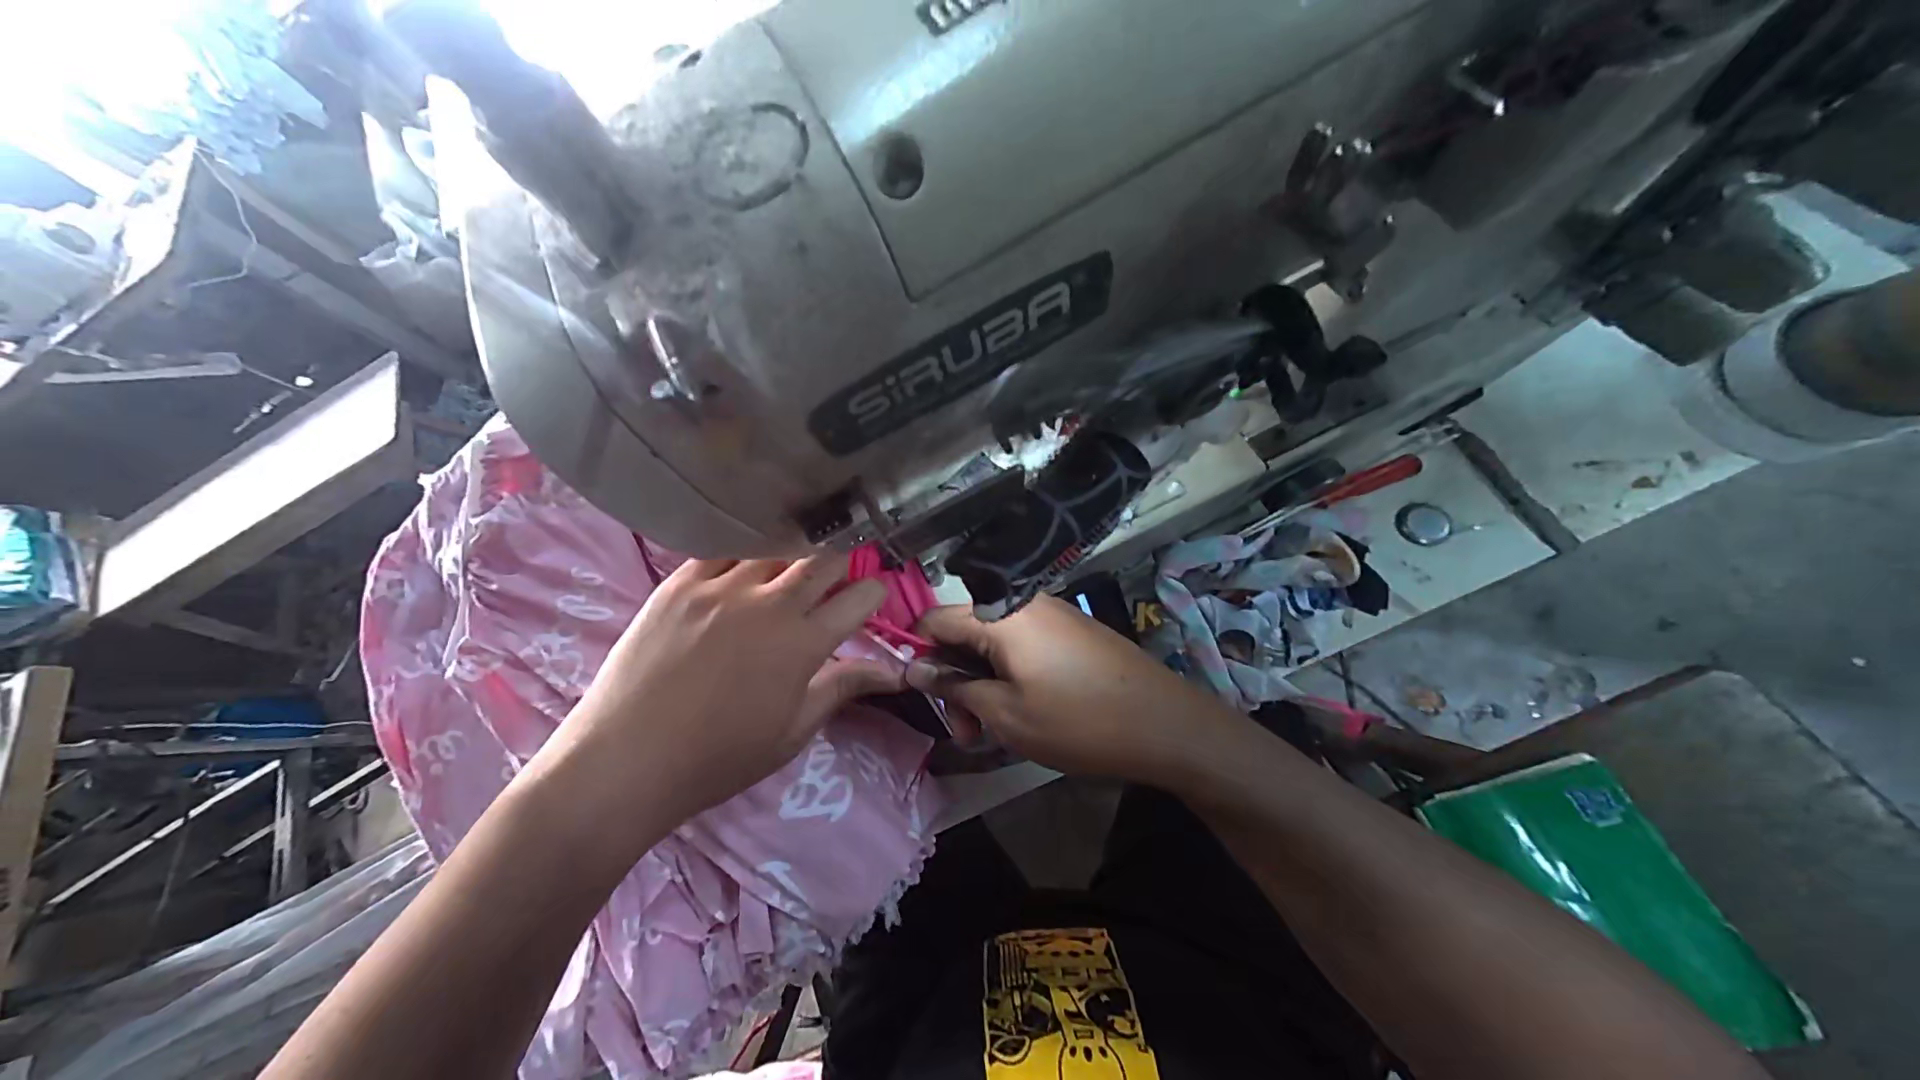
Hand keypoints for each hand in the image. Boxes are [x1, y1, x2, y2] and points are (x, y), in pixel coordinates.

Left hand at [541, 556, 900, 827]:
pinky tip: (743, 570)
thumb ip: (843, 688)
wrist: (628, 759)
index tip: (872, 597)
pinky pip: (723, 550)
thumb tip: (894, 673)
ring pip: (776, 548)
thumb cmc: (719, 757)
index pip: (858, 598)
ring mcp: (721, 587)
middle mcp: (770, 604)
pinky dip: (744, 555)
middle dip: (842, 563)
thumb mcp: (793, 731)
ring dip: (794, 556)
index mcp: (803, 643)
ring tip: (790, 571)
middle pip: (823, 559)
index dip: (875, 592)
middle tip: (836, 579)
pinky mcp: (680, 582)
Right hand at [905, 596, 1241, 785]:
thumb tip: (914, 667)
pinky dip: (1009, 673)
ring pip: (992, 641)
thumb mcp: (1005, 713)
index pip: (933, 619)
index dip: (918, 656)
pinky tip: (1022, 709)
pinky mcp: (1071, 629)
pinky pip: (1021, 643)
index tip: (922, 698)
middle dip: (954, 678)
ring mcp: (1051, 613)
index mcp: (1000, 614)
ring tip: (993, 730)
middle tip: (965, 731)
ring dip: (981, 681)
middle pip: (963, 630)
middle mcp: (1022, 602)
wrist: (1165, 724)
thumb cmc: (1078, 721)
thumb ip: (953, 686)